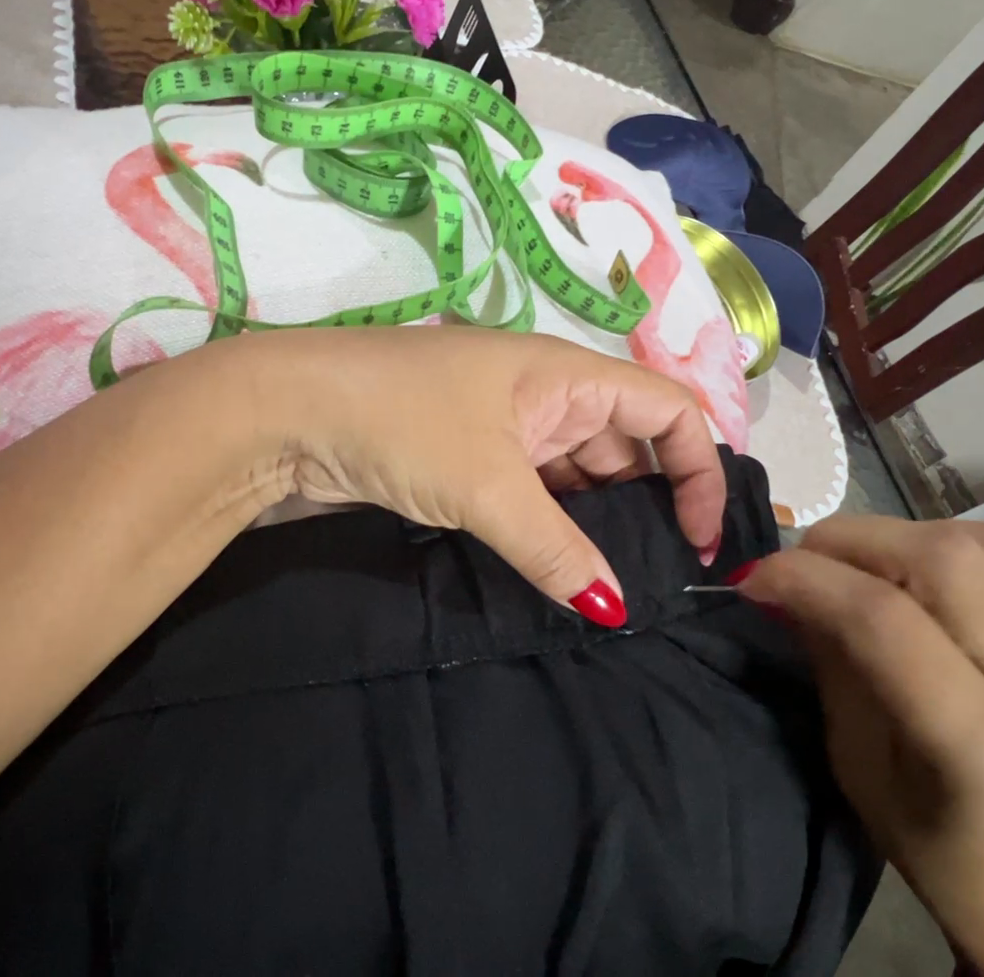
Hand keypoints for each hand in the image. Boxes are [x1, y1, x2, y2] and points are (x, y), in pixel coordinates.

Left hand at [237, 326, 726, 625]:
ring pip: (575, 476)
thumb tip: (615, 609)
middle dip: (648, 505)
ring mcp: (502, 428)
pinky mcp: (466, 459)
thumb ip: (555, 549)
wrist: (284, 411)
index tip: (699, 539)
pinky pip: (531, 494)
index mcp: (564, 374)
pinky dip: (550, 529)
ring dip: (595, 525)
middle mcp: (543, 394)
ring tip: (613, 586)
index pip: (665, 409)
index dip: (697, 467)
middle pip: (625, 446)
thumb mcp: (486, 487)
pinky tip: (560, 572)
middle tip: (661, 578)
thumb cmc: (399, 422)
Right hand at [730, 517, 983, 976]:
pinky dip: (962, 547)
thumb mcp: (862, 772)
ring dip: (909, 536)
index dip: (803, 580)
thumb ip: (835, 669)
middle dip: (847, 541)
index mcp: (979, 743)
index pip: (883, 620)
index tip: (751, 581)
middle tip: (801, 562)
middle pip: (944, 559)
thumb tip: (792, 591)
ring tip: (868, 566)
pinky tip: (931, 578)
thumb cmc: (948, 857)